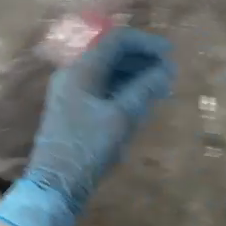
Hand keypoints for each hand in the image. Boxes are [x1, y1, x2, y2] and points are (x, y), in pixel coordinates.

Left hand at [0, 28, 175, 225]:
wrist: (54, 184)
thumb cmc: (88, 147)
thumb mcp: (122, 117)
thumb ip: (144, 89)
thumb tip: (166, 70)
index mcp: (81, 69)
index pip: (116, 40)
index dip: (146, 43)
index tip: (170, 54)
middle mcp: (73, 74)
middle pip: (110, 53)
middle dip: (141, 58)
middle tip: (168, 71)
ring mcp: (70, 92)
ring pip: (106, 71)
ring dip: (133, 74)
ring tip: (159, 86)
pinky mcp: (72, 109)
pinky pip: (100, 87)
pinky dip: (122, 88)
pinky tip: (140, 101)